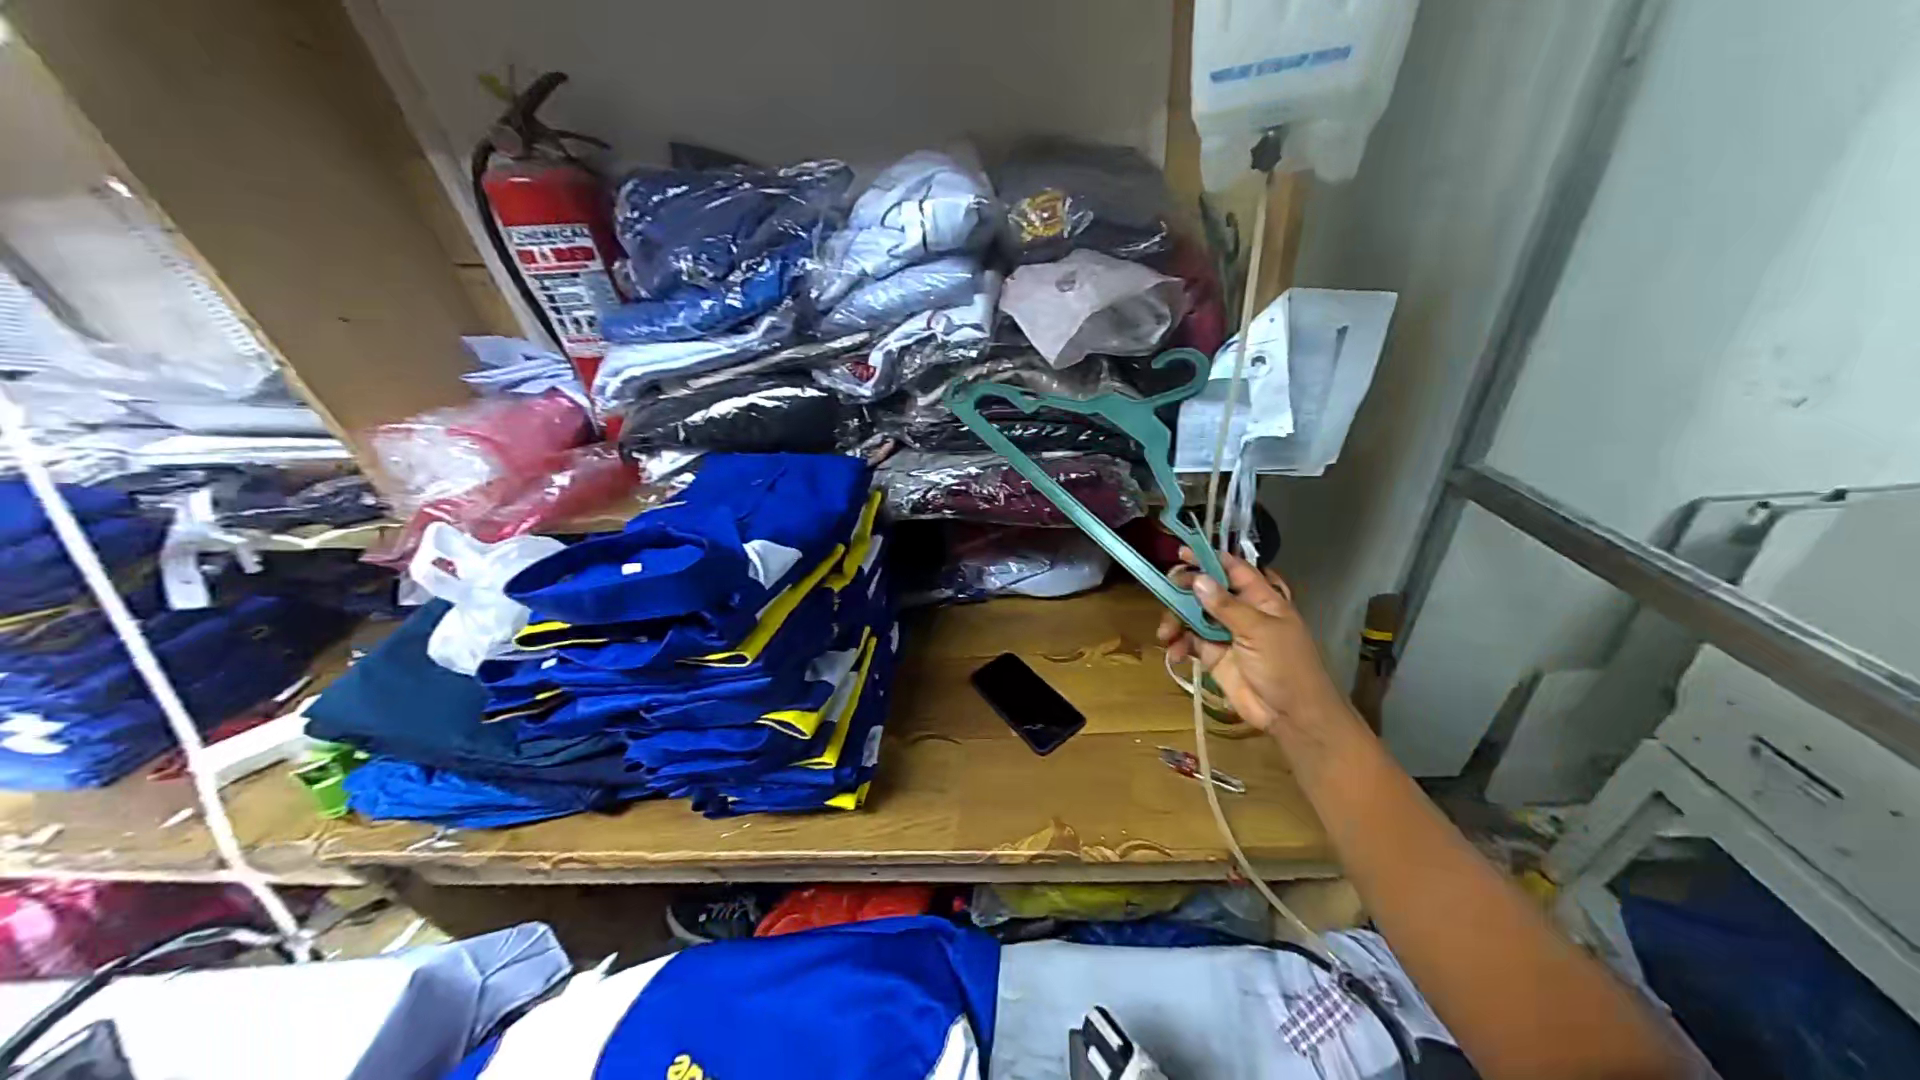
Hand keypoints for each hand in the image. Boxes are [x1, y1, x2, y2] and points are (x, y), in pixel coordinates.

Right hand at [1156, 547, 1354, 741]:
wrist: (1291, 715)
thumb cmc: (1286, 666)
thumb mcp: (1259, 631)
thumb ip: (1226, 606)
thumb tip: (1198, 580)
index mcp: (1261, 599)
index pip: (1233, 569)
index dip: (1209, 559)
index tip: (1182, 553)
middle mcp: (1241, 612)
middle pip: (1206, 591)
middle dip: (1184, 590)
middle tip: (1166, 592)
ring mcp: (1226, 634)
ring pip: (1192, 616)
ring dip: (1176, 621)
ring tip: (1167, 635)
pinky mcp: (1213, 656)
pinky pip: (1189, 642)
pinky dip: (1179, 645)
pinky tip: (1175, 653)